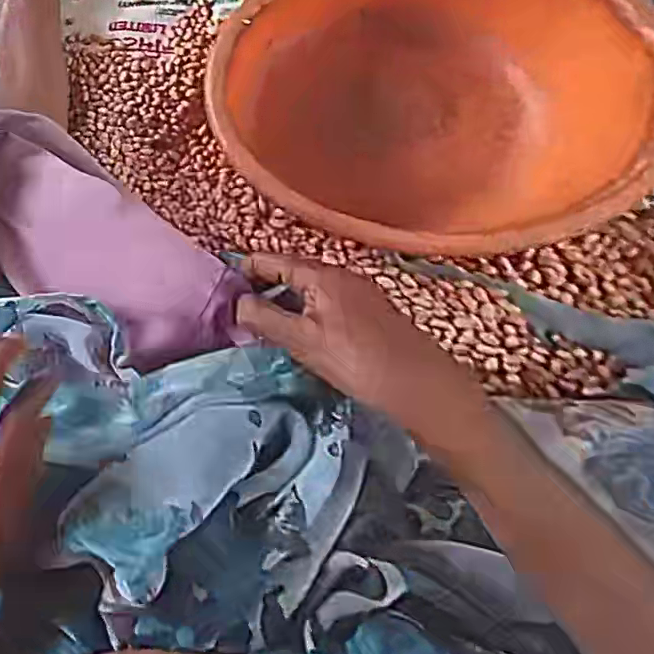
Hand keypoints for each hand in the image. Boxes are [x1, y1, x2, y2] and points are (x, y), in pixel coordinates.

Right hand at [236, 255, 482, 427]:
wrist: (429, 393)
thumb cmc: (358, 362)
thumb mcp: (300, 340)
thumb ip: (261, 316)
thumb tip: (237, 303)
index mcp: (320, 274)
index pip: (265, 260)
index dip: (241, 275)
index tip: (224, 297)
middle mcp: (340, 274)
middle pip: (286, 272)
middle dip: (260, 289)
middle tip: (241, 315)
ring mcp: (358, 292)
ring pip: (305, 288)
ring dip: (282, 302)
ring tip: (267, 328)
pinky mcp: (370, 311)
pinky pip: (324, 300)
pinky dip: (304, 311)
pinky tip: (302, 335)